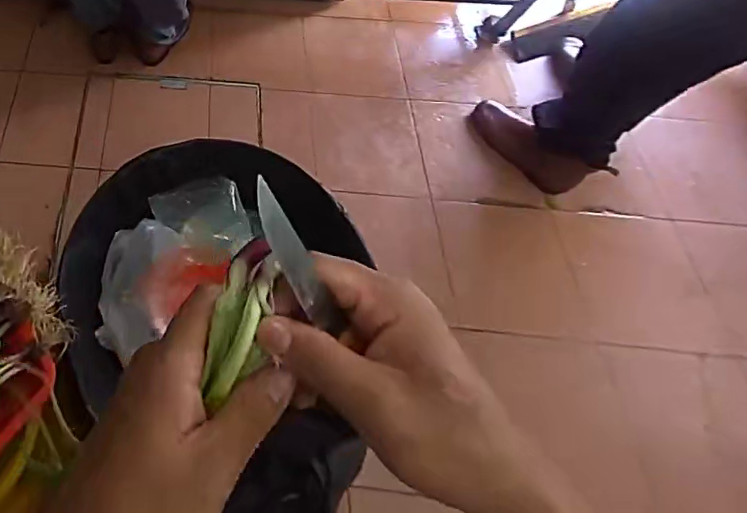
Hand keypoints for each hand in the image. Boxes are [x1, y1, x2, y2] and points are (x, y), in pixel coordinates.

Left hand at [47, 285, 294, 512]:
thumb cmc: (150, 498)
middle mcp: (153, 357)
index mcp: (169, 357)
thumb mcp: (213, 463)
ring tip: (269, 393)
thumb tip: (289, 362)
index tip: (284, 320)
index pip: (209, 296)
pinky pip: (181, 381)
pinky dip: (208, 391)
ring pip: (197, 357)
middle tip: (287, 367)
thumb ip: (253, 409)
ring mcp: (142, 382)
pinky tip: (230, 418)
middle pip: (207, 328)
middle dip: (247, 343)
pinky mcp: (138, 408)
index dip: (246, 299)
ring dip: (231, 371)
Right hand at [255, 256, 587, 512]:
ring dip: (304, 352)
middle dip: (290, 325)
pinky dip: (323, 366)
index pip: (318, 267)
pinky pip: (343, 346)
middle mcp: (385, 300)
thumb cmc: (440, 433)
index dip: (280, 286)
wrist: (498, 478)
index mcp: (386, 295)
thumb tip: (263, 324)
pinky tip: (308, 397)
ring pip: (327, 323)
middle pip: (320, 294)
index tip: (249, 320)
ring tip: (284, 389)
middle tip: (263, 364)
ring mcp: (388, 326)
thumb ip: (315, 356)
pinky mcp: (388, 352)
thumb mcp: (371, 397)